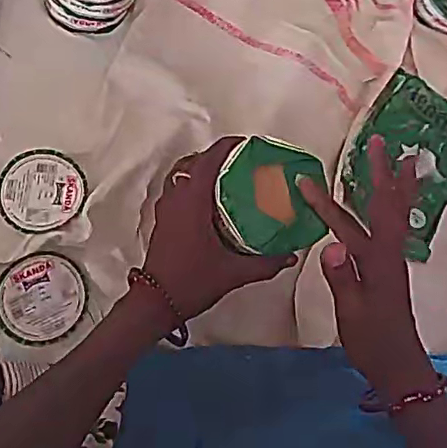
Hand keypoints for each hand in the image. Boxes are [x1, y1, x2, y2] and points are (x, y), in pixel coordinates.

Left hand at [140, 138, 297, 323]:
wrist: (155, 302)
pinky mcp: (162, 219)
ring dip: (203, 169)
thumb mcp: (234, 273)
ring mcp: (166, 208)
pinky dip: (194, 185)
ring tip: (229, 178)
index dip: (228, 146)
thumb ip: (265, 263)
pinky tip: (212, 203)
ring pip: (183, 174)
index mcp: (192, 201)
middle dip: (219, 156)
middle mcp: (176, 198)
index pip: (209, 159)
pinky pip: (178, 189)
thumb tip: (291, 255)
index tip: (249, 145)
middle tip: (244, 163)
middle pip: (195, 162)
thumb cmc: (191, 281)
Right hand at [297, 135, 440, 402]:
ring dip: (398, 183)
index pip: (347, 225)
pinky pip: (395, 225)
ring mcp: (392, 259)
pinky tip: (394, 203)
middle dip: (383, 172)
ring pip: (396, 213)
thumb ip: (342, 279)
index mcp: (375, 262)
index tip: (305, 182)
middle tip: (382, 141)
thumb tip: (329, 246)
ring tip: (405, 159)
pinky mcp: (392, 266)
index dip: (325, 203)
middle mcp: (388, 253)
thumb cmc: (373, 340)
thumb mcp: (352, 312)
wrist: (400, 364)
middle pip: (386, 205)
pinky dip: (398, 205)